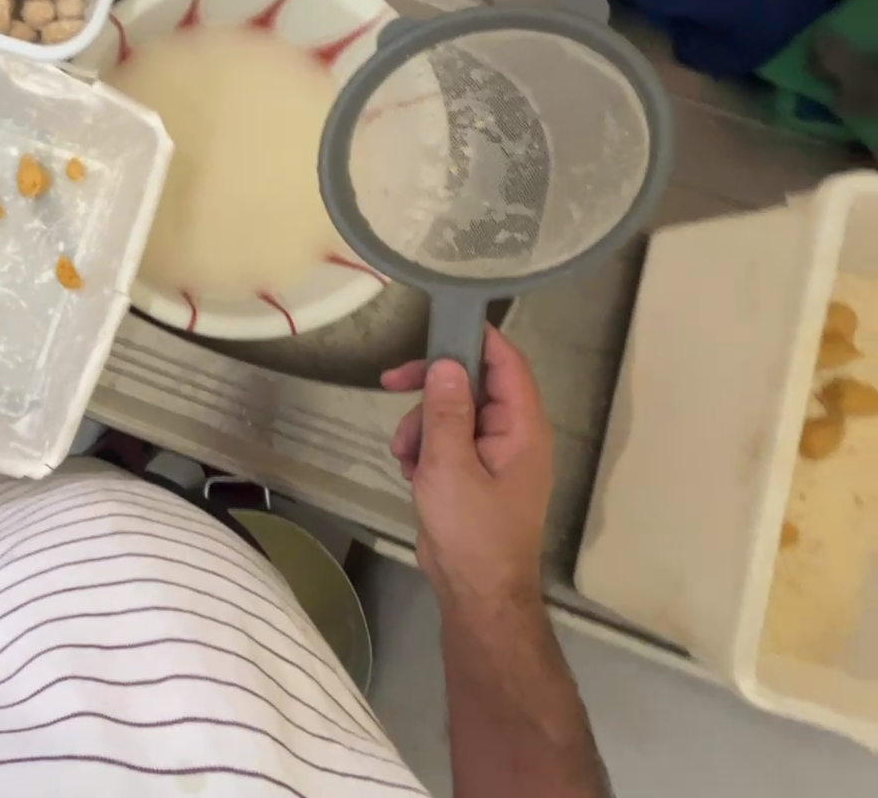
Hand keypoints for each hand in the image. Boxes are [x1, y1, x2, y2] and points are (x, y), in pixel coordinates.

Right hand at [381, 327, 552, 614]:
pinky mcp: (473, 471)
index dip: (479, 339)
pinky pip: (444, 439)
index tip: (441, 322)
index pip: (508, 367)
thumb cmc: (471, 528)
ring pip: (449, 413)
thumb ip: (447, 412)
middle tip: (389, 382)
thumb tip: (447, 364)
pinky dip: (423, 447)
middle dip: (429, 388)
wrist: (475, 588)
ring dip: (419, 425)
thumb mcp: (450, 465)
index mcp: (522, 430)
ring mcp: (493, 455)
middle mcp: (513, 436)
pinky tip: (412, 471)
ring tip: (405, 457)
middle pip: (471, 386)